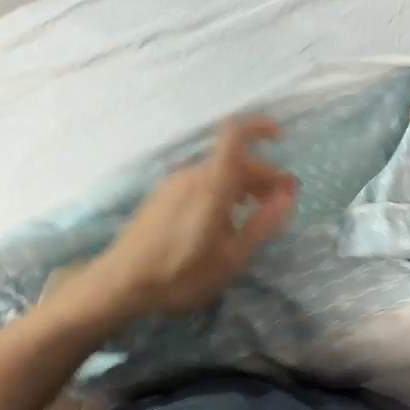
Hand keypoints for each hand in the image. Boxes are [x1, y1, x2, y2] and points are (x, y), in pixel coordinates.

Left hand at [72, 116, 296, 321]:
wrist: (121, 282)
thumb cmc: (180, 273)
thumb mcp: (231, 257)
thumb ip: (262, 224)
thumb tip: (288, 197)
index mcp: (213, 184)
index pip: (236, 134)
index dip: (260, 127)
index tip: (280, 139)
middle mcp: (192, 175)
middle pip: (234, 159)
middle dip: (263, 174)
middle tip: (281, 201)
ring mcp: (174, 184)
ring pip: (217, 172)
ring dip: (243, 185)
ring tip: (256, 214)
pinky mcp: (162, 196)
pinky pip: (200, 183)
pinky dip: (222, 191)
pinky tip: (224, 222)